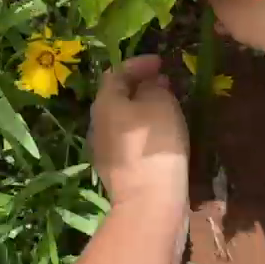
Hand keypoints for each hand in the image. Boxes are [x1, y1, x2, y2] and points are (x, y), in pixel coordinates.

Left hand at [89, 55, 188, 214]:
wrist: (148, 201)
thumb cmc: (154, 143)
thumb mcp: (161, 103)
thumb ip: (154, 86)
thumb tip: (150, 84)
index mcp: (105, 103)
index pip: (117, 72)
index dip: (139, 63)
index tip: (161, 62)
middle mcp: (98, 124)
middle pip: (116, 96)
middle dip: (140, 86)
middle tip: (165, 82)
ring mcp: (104, 150)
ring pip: (122, 119)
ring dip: (142, 108)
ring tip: (167, 106)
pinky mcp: (116, 171)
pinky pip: (128, 140)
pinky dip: (143, 129)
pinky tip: (161, 134)